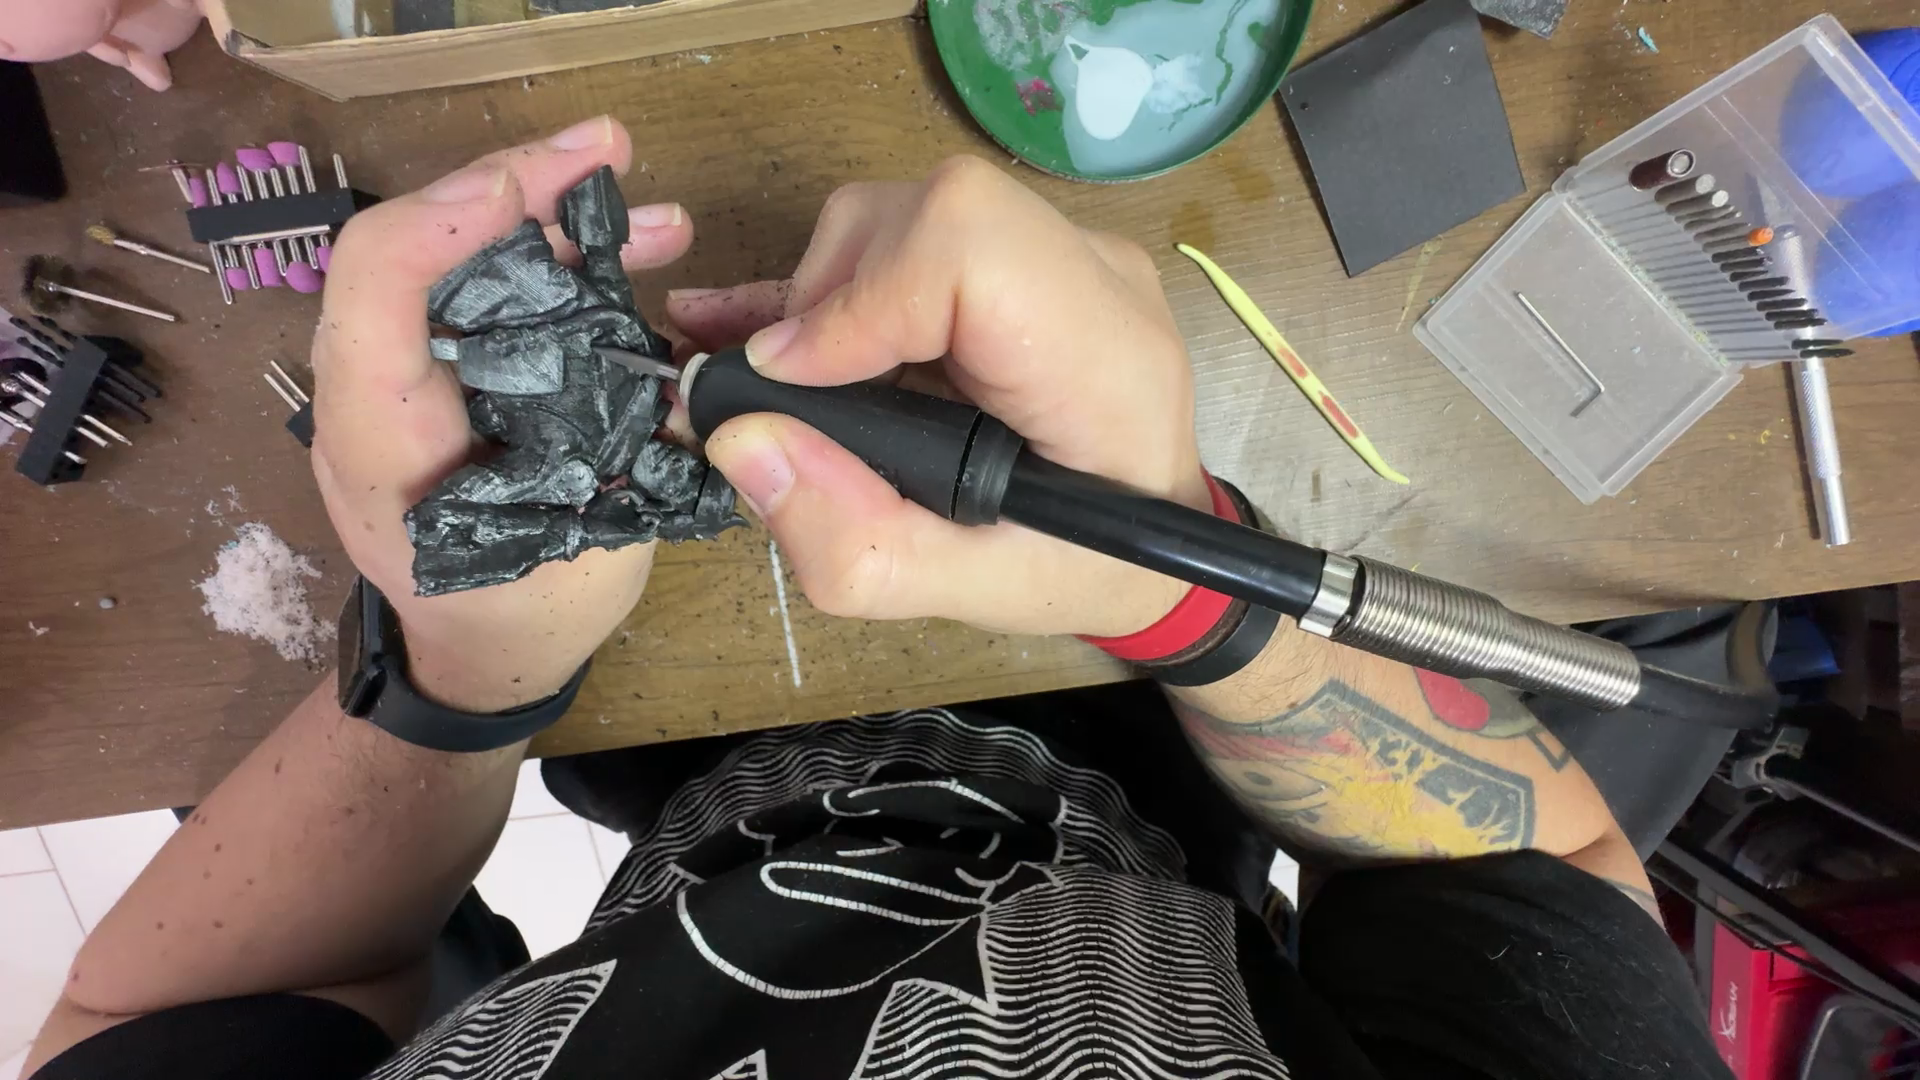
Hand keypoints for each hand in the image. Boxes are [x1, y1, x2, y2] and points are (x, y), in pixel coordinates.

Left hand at [312, 117, 693, 711]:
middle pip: (433, 251)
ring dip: (566, 231)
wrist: (485, 651)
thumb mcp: (574, 546)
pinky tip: (642, 270)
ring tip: (662, 218)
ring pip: (482, 272)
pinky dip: (576, 280)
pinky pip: (516, 311)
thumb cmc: (521, 613)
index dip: (451, 217)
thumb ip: (612, 457)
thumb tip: (678, 376)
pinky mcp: (478, 386)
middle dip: (523, 189)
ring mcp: (436, 382)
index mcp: (384, 432)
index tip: (540, 182)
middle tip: (611, 151)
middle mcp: (394, 386)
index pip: (378, 287)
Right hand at [671, 156, 1210, 638]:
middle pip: (924, 215)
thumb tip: (742, 440)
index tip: (789, 381)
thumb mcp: (970, 592)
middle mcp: (1092, 280)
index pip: (966, 245)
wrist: (1151, 531)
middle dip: (827, 300)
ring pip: (907, 216)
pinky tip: (787, 336)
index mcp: (1101, 360)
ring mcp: (1065, 258)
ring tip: (818, 385)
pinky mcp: (1031, 261)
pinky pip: (923, 237)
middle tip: (799, 395)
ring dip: (832, 298)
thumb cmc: (1083, 570)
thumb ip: (859, 545)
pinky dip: (846, 287)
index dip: (857, 301)